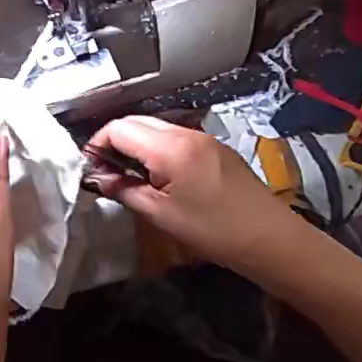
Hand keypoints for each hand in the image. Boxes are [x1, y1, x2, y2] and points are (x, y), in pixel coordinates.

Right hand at [85, 115, 301, 269]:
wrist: (271, 240)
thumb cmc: (212, 230)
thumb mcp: (159, 214)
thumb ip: (123, 190)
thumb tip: (96, 179)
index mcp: (170, 148)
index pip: (118, 128)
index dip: (97, 145)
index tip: (90, 169)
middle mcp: (186, 133)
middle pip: (136, 122)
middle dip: (114, 141)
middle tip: (105, 171)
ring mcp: (203, 138)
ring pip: (155, 127)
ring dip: (135, 144)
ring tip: (128, 175)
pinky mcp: (215, 148)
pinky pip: (174, 137)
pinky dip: (155, 148)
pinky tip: (156, 175)